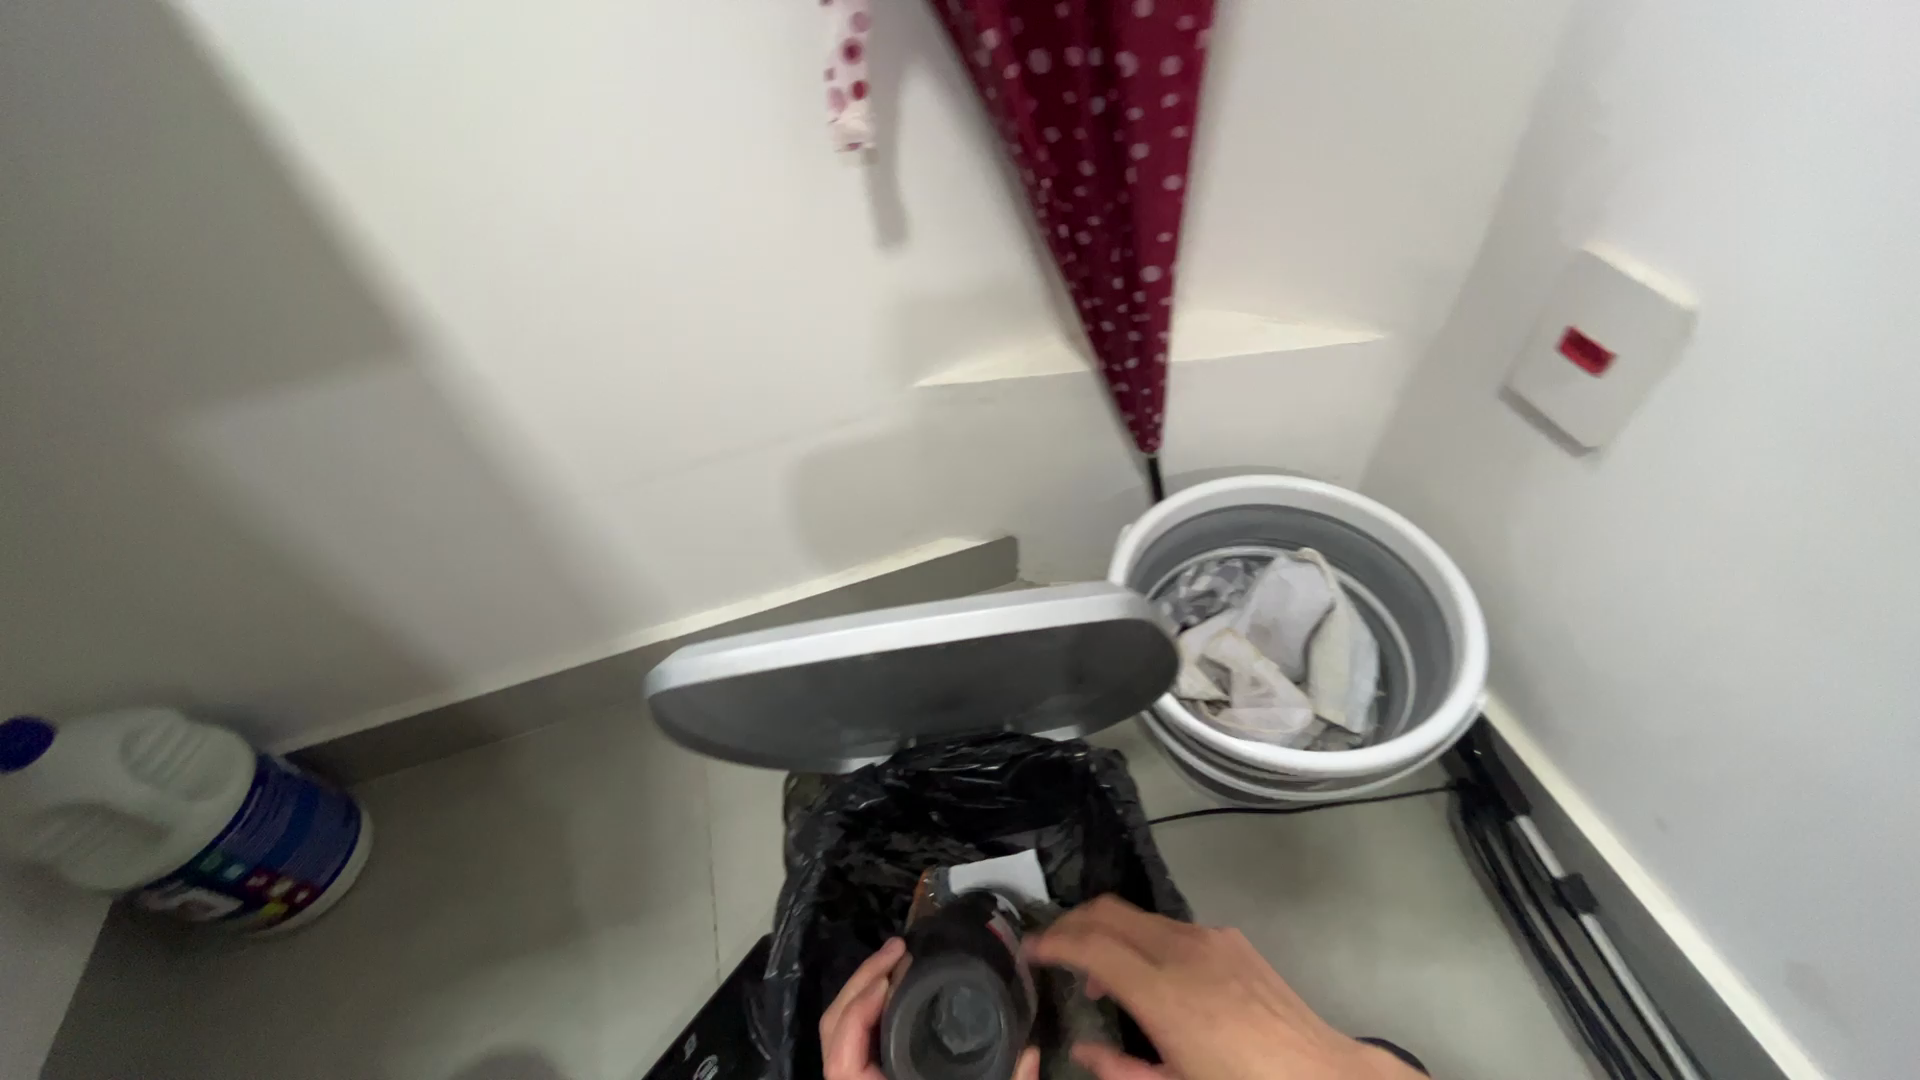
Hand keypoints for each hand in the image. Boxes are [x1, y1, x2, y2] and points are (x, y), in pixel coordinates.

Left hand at [819, 936, 1039, 1079]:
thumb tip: (1032, 1052)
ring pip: (840, 1031)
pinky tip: (897, 991)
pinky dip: (870, 1010)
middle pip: (834, 1027)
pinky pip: (854, 1041)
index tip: (894, 971)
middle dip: (861, 980)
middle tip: (900, 947)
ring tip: (898, 958)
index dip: (859, 1004)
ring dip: (863, 989)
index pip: (841, 1047)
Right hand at [1026, 896, 1424, 1079]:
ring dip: (1106, 931)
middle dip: (1071, 922)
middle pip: (1107, 912)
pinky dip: (1140, 938)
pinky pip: (1167, 925)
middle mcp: (1181, 951)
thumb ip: (1122, 1071)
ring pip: (1136, 914)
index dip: (1053, 942)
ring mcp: (1207, 937)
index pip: (1091, 945)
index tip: (1029, 950)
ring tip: (1097, 969)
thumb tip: (1082, 1046)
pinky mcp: (1227, 936)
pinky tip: (1147, 973)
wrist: (1326, 1078)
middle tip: (1052, 948)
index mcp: (1164, 995)